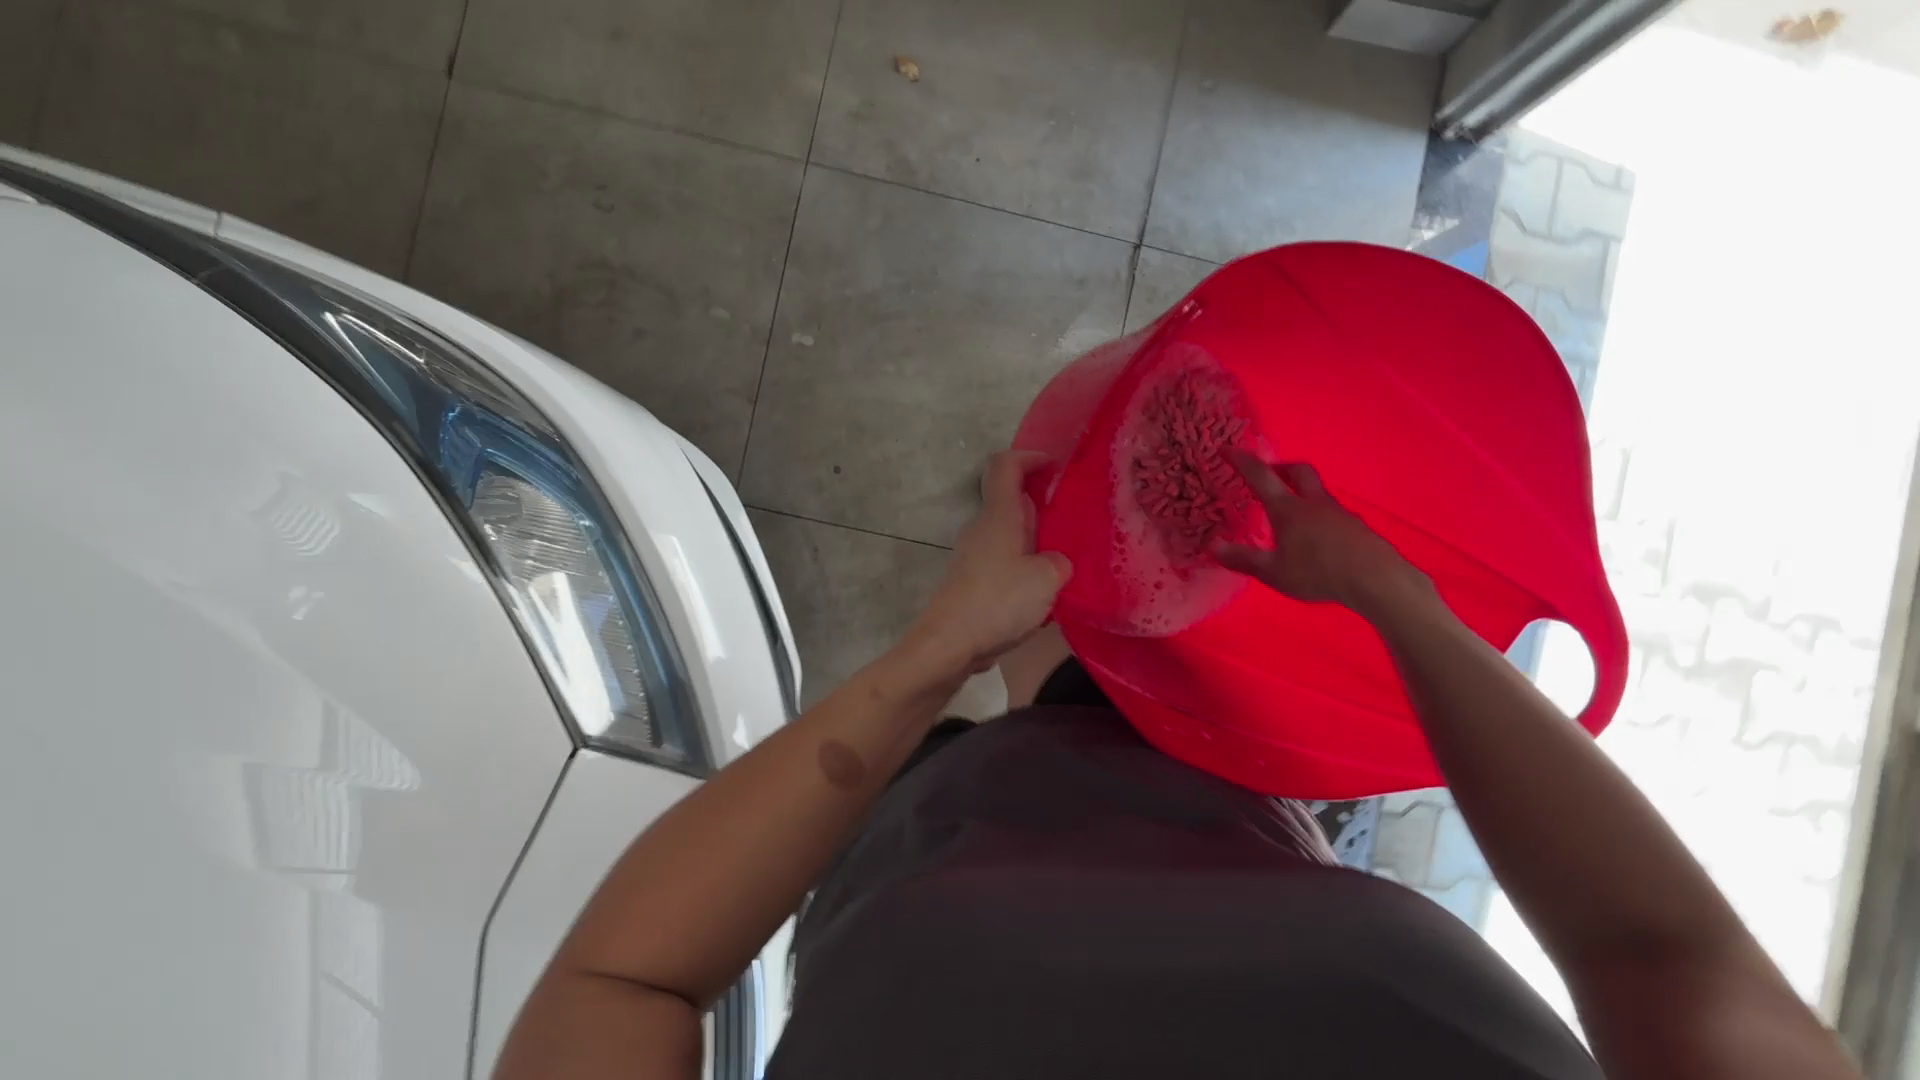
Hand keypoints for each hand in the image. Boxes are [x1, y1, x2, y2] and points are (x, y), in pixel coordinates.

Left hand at [907, 451, 1072, 673]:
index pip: (1006, 466)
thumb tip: (1056, 563)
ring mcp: (974, 558)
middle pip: (1011, 503)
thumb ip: (1059, 563)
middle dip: (1044, 506)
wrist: (949, 644)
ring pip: (1010, 537)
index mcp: (999, 516)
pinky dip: (1025, 571)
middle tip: (1076, 522)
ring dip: (1037, 544)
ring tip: (1067, 564)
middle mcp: (983, 530)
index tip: (1056, 465)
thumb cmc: (998, 602)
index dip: (1030, 457)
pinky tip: (1045, 598)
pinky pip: (1004, 566)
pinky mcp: (972, 584)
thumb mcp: (1046, 579)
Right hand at [1212, 449, 1428, 616]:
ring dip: (1300, 490)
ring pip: (1316, 490)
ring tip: (1289, 509)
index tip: (1226, 448)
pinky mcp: (1355, 526)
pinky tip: (1316, 534)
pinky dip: (1317, 513)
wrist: (1375, 578)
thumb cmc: (1318, 573)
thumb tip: (1212, 547)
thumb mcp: (1273, 572)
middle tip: (1267, 475)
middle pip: (1297, 471)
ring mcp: (1337, 512)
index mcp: (1287, 509)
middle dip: (1280, 467)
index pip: (1260, 476)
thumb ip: (1242, 559)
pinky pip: (1330, 511)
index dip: (1241, 461)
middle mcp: (1312, 503)